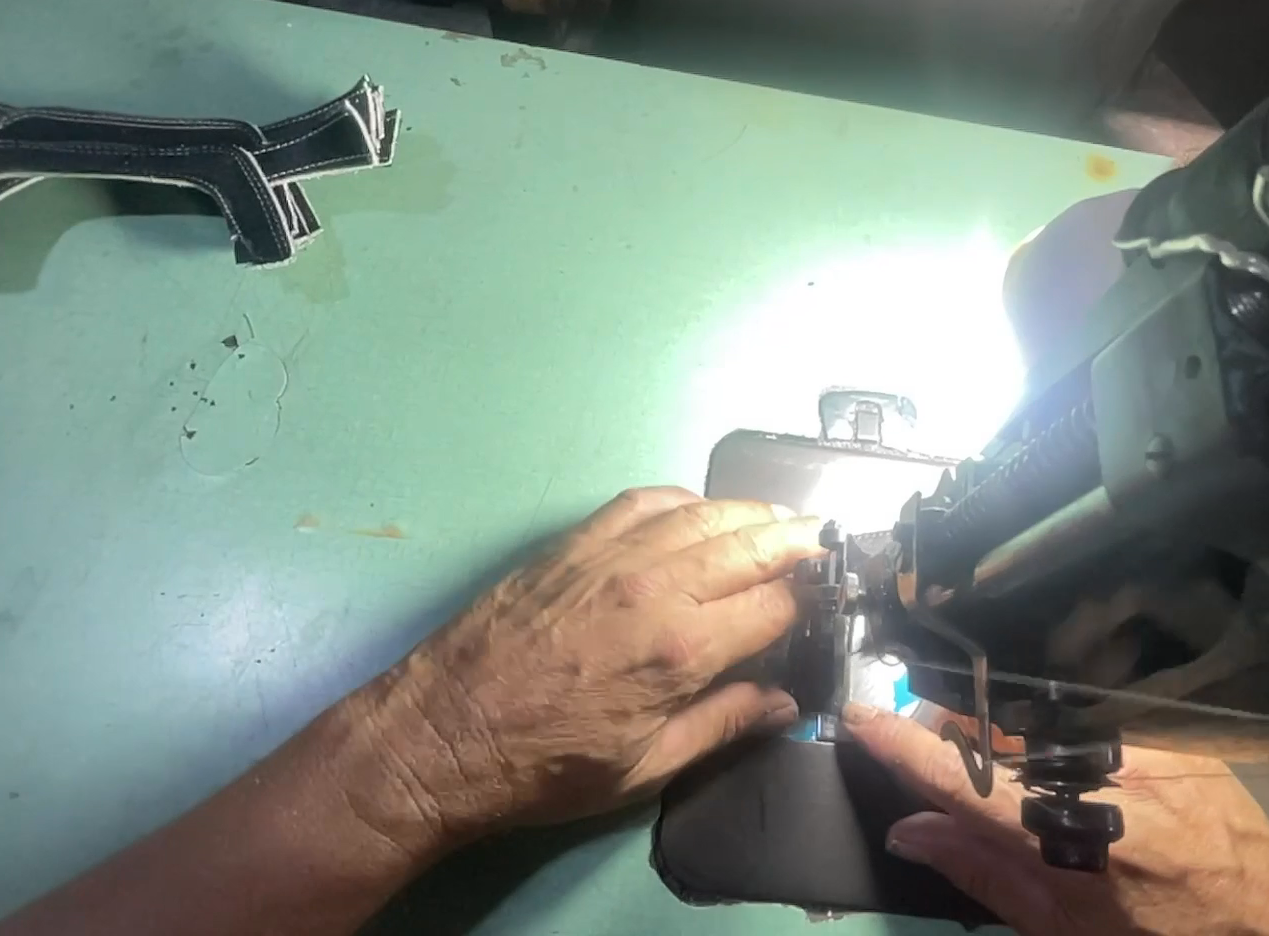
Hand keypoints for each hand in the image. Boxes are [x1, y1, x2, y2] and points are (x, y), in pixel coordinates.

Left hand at [356, 487, 823, 852]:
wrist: (441, 733)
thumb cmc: (547, 764)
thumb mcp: (645, 768)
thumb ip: (725, 724)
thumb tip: (787, 701)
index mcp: (684, 648)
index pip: (774, 605)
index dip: (808, 602)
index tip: (826, 601)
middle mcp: (660, 585)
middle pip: (753, 544)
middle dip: (800, 539)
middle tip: (827, 538)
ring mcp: (617, 553)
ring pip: (707, 512)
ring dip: (753, 511)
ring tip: (781, 518)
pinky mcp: (579, 540)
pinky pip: (646, 500)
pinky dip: (686, 499)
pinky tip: (700, 510)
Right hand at [844, 704, 1268, 935]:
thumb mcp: (1065, 931)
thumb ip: (978, 873)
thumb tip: (903, 829)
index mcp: (1070, 842)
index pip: (961, 780)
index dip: (900, 746)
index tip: (854, 717)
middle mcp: (1096, 774)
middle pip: (986, 724)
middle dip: (943, 727)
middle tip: (932, 749)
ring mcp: (1131, 738)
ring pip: (1023, 705)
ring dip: (988, 721)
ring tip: (989, 751)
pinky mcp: (1155, 720)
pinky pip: (1069, 701)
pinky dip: (1036, 719)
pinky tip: (1045, 743)